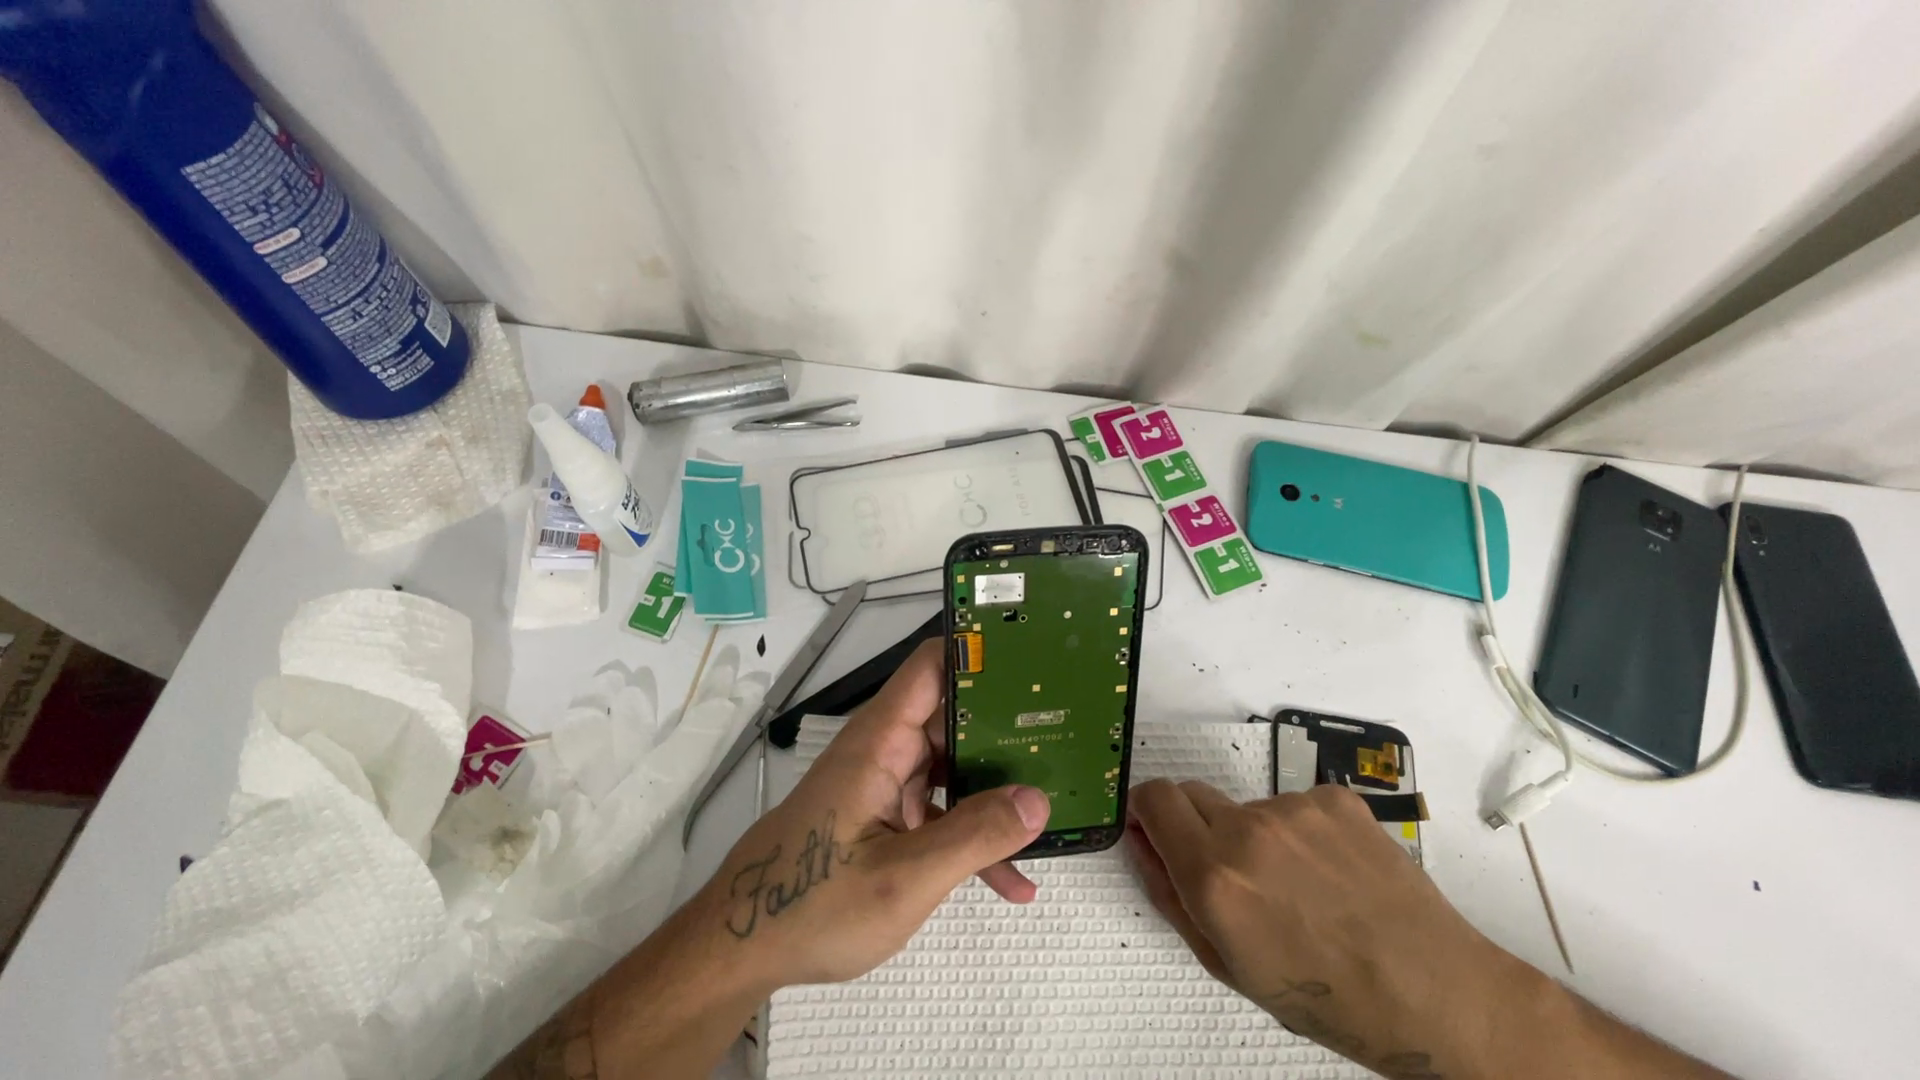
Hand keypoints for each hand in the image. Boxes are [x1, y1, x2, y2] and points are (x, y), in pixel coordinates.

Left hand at [685, 639, 1050, 992]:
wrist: (740, 950)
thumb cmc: (813, 905)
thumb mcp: (905, 878)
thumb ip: (974, 836)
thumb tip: (1038, 799)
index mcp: (880, 743)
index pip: (932, 668)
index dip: (980, 652)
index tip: (1036, 657)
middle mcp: (883, 754)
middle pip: (953, 720)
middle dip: (1008, 729)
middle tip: (1071, 740)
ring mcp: (882, 789)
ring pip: (951, 773)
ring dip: (996, 797)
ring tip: (1055, 814)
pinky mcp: (881, 823)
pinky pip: (936, 816)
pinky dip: (970, 840)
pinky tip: (1012, 884)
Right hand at [1125, 780, 1539, 1078]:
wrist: (1430, 990)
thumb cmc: (1325, 995)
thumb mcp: (1227, 964)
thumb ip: (1170, 896)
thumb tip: (1142, 845)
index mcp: (1213, 876)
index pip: (1153, 798)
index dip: (1147, 811)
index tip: (1156, 830)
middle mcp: (1248, 830)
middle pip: (1191, 793)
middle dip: (1195, 825)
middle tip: (1231, 873)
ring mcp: (1295, 809)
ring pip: (1246, 805)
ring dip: (1253, 834)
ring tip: (1299, 886)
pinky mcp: (1336, 799)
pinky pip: (1294, 804)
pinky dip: (1300, 831)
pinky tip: (1331, 873)